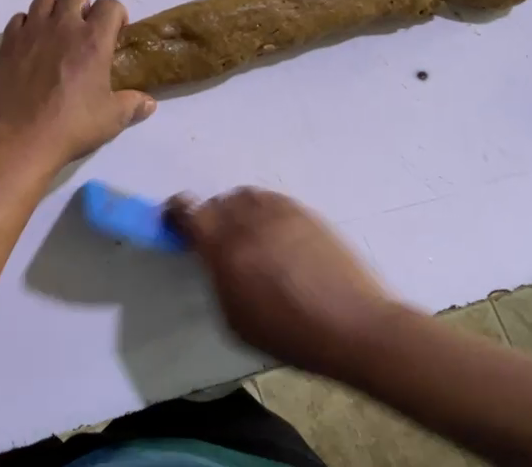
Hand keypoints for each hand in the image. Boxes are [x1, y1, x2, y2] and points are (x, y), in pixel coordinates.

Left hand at [0, 0, 155, 169]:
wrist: (21, 138)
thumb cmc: (71, 126)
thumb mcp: (111, 119)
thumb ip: (132, 105)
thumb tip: (150, 102)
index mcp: (93, 40)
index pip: (110, 5)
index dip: (116, 14)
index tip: (116, 30)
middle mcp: (63, 26)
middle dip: (83, 6)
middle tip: (84, 29)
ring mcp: (32, 31)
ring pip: (44, 0)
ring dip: (54, 10)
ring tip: (57, 31)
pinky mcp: (8, 42)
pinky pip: (19, 18)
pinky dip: (27, 24)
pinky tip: (31, 43)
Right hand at [168, 188, 399, 379]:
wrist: (356, 328)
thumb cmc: (291, 334)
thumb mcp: (236, 320)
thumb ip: (216, 280)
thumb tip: (211, 260)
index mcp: (223, 250)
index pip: (186, 211)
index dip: (175, 213)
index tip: (175, 224)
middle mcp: (246, 221)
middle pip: (215, 203)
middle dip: (210, 219)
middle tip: (219, 242)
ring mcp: (277, 212)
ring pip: (243, 196)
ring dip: (237, 212)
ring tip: (249, 236)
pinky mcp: (304, 211)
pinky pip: (271, 200)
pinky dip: (264, 212)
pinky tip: (276, 237)